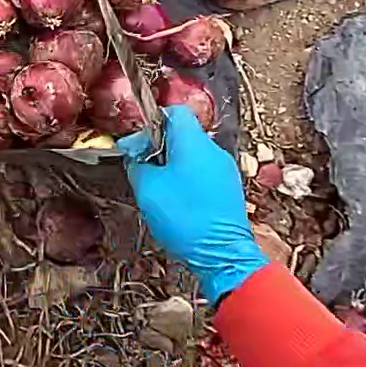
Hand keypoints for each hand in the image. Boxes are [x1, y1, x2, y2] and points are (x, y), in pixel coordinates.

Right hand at [117, 106, 267, 302]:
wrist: (223, 254)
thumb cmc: (185, 218)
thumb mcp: (148, 189)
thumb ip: (138, 165)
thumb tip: (136, 156)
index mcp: (193, 143)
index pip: (174, 112)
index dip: (153, 123)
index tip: (139, 143)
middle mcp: (213, 150)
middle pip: (183, 133)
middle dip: (159, 147)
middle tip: (143, 167)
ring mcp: (224, 168)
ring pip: (193, 153)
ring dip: (173, 164)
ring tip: (158, 187)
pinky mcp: (229, 187)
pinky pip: (203, 171)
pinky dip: (187, 177)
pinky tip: (176, 199)